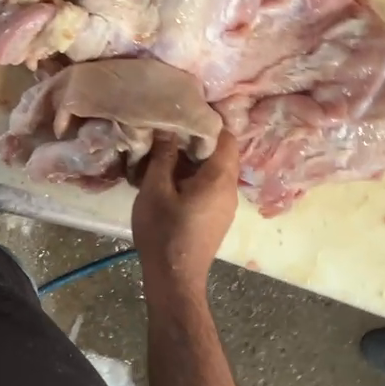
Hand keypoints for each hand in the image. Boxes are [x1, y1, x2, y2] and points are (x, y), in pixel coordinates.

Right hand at [132, 131, 240, 297]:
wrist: (174, 277)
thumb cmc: (163, 230)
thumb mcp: (155, 189)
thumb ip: (163, 156)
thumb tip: (167, 127)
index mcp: (219, 178)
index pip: (226, 136)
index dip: (207, 119)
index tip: (182, 108)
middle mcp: (229, 189)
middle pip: (219, 152)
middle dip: (193, 137)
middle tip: (165, 126)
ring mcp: (224, 204)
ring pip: (211, 169)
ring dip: (189, 157)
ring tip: (160, 148)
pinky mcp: (215, 214)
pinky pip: (207, 184)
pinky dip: (190, 173)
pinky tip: (165, 174)